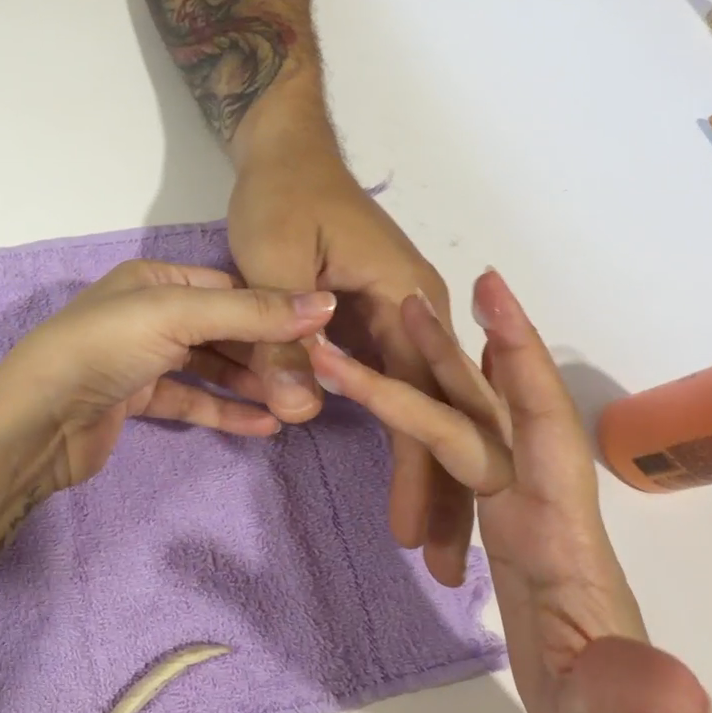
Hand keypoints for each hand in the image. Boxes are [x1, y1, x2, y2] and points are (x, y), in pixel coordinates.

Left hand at [0, 259, 337, 488]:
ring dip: (252, 385)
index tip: (323, 337)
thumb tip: (326, 303)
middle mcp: (150, 313)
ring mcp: (143, 358)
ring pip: (211, 367)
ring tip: (298, 408)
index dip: (276, 311)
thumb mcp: (176, 316)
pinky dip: (225, 410)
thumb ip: (250, 312)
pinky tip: (264, 426)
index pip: (231, 289)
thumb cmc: (104, 348)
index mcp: (155, 280)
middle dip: (267, 354)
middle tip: (315, 384)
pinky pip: (192, 400)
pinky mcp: (138, 399)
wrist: (37, 419)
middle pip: (224, 329)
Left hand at [227, 141, 468, 580]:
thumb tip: (304, 413)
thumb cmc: (280, 195)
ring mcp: (394, 314)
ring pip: (411, 401)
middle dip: (440, 483)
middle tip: (442, 563)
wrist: (283, 149)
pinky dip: (382, 422)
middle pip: (433, 409)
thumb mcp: (269, 257)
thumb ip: (280, 335)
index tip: (418, 536)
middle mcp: (415, 311)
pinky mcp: (366, 316)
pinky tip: (386, 463)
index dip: (421, 469)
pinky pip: (382, 380)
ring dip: (416, 463)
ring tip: (419, 531)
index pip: (421, 399)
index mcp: (405, 296)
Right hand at [310, 271, 710, 712]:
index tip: (489, 293)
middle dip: (446, 354)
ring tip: (373, 344)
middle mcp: (542, 504)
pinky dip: (433, 425)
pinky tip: (413, 406)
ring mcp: (522, 515)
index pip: (538, 426)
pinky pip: (460, 463)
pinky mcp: (504, 530)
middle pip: (488, 411)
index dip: (517, 354)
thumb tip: (678, 691)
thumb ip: (633, 699)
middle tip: (404, 302)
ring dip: (424, 383)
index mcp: (562, 529)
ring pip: (466, 430)